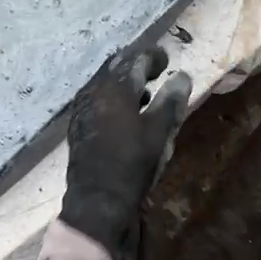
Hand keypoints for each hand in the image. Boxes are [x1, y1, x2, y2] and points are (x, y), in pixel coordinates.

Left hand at [59, 47, 192, 259]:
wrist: (96, 202)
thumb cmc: (132, 164)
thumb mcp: (158, 132)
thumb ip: (170, 101)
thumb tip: (181, 75)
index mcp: (114, 88)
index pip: (135, 61)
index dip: (152, 57)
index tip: (166, 58)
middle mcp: (94, 92)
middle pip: (116, 69)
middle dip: (135, 66)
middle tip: (154, 69)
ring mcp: (82, 110)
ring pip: (105, 85)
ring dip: (124, 83)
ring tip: (143, 92)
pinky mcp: (78, 127)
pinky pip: (97, 101)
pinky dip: (113, 99)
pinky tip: (123, 114)